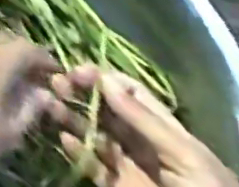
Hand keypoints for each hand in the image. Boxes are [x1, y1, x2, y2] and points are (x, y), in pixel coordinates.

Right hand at [53, 67, 238, 186]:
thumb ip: (145, 121)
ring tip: (50, 107)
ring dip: (71, 117)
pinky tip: (63, 139)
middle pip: (106, 109)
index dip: (104, 77)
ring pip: (94, 133)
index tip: (77, 72)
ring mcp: (130, 167)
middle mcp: (145, 144)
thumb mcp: (188, 159)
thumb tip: (104, 79)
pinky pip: (92, 164)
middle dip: (80, 92)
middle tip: (56, 85)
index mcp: (168, 133)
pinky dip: (75, 150)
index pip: (131, 93)